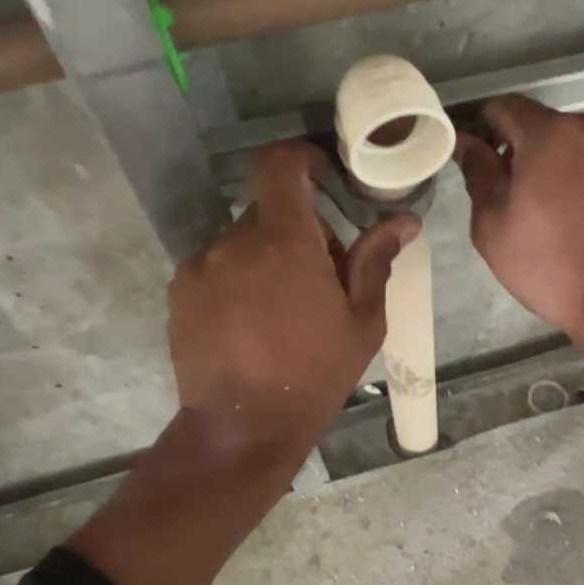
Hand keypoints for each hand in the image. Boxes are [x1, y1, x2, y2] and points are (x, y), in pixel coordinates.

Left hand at [168, 140, 419, 459]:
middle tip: (317, 277)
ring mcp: (201, 266)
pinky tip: (248, 325)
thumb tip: (404, 220)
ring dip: (264, 259)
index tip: (322, 177)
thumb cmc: (314, 374)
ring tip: (280, 311)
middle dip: (295, 230)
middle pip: (267, 210)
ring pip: (240, 241)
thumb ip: (376, 261)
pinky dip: (235, 280)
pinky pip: (215, 267)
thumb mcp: (362, 322)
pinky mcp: (179, 291)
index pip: (280, 163)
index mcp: (284, 241)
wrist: (243, 427)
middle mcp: (234, 241)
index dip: (301, 158)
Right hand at [455, 95, 583, 339]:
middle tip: (518, 197)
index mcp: (549, 133)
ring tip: (558, 209)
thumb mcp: (492, 226)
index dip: (486, 129)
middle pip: (545, 125)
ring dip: (562, 162)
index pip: (505, 107)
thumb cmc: (548, 266)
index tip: (481, 159)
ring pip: (578, 141)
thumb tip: (467, 142)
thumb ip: (478, 173)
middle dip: (527, 151)